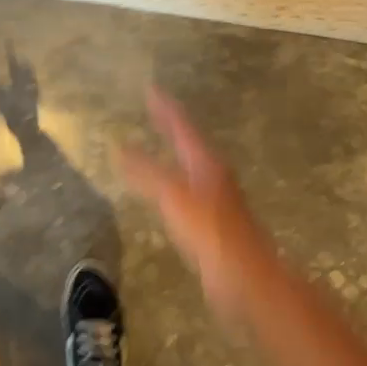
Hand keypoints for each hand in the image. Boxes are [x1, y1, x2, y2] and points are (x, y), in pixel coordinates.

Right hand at [121, 87, 278, 323]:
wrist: (247, 277)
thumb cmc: (210, 230)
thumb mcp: (172, 196)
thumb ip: (146, 172)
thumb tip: (119, 147)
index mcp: (205, 161)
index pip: (182, 125)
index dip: (166, 107)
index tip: (150, 88)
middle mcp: (214, 173)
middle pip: (189, 142)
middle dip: (171, 126)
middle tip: (153, 110)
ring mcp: (216, 198)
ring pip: (191, 165)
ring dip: (174, 152)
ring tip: (156, 145)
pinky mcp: (214, 222)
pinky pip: (188, 190)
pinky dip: (173, 180)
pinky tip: (165, 193)